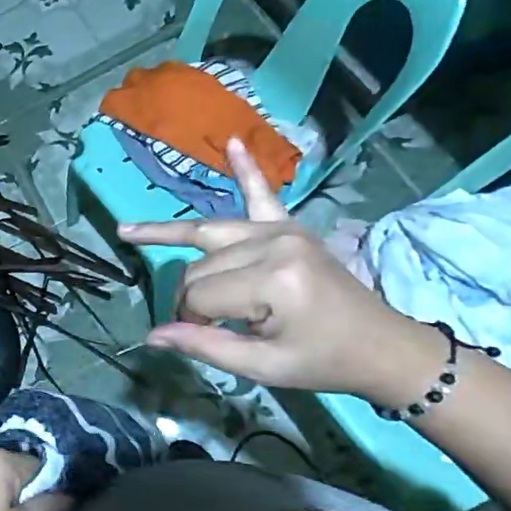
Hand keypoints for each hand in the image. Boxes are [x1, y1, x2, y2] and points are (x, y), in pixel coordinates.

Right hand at [118, 137, 443, 403]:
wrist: (383, 347)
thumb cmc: (323, 361)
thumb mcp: (263, 367)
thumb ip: (205, 347)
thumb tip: (151, 335)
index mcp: (273, 281)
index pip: (199, 294)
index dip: (189, 321)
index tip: (200, 339)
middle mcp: (274, 244)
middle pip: (200, 264)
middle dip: (189, 296)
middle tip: (201, 325)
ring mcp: (283, 230)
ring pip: (209, 233)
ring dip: (171, 235)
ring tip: (127, 232)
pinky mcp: (291, 226)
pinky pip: (261, 194)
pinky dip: (246, 170)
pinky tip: (232, 143)